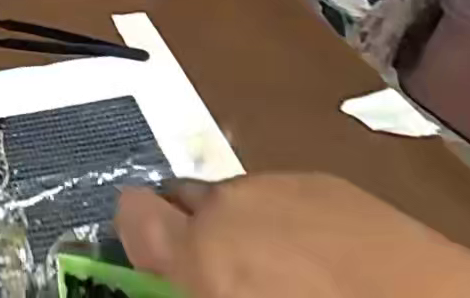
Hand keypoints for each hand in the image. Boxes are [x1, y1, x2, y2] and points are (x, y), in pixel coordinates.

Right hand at [115, 174, 469, 297]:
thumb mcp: (236, 292)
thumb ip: (200, 276)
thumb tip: (182, 262)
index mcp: (205, 252)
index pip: (133, 214)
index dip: (139, 240)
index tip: (164, 276)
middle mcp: (225, 205)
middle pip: (178, 200)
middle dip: (191, 236)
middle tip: (228, 285)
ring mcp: (276, 187)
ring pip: (231, 198)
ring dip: (243, 232)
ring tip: (293, 282)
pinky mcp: (325, 183)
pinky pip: (281, 196)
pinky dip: (289, 225)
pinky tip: (336, 268)